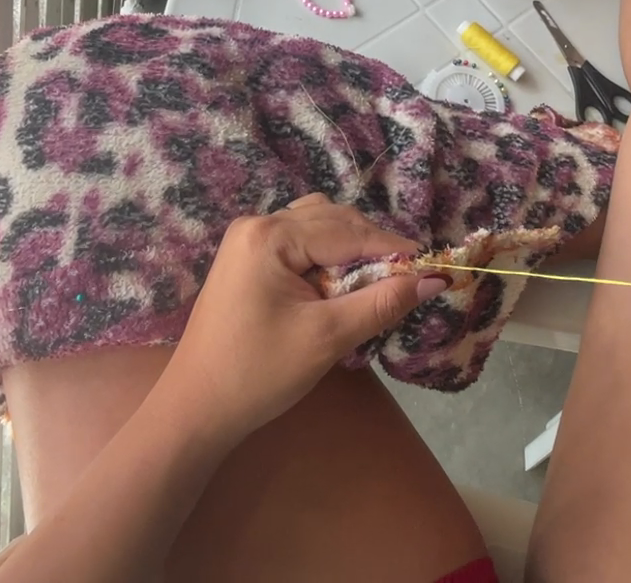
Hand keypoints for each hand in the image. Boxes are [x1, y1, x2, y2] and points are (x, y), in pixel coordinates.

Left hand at [156, 193, 447, 444]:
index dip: (392, 247)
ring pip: (318, 227)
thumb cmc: (259, 374)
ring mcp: (249, 239)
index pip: (347, 230)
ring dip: (350, 248)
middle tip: (407, 279)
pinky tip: (339, 283)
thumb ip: (382, 302)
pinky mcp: (248, 257)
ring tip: (374, 282)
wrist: (196, 409)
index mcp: (270, 236)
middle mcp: (257, 224)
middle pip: (332, 220)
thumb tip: (434, 278)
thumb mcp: (328, 337)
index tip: (433, 265)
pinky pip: (300, 241)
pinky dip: (327, 255)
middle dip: (372, 247)